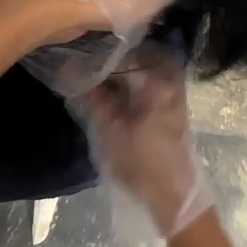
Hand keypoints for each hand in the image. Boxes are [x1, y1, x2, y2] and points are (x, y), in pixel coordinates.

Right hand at [81, 46, 211, 236]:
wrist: (173, 193)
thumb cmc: (140, 161)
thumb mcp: (110, 128)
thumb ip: (93, 95)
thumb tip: (72, 69)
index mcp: (155, 80)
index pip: (121, 53)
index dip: (97, 56)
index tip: (76, 60)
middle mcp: (169, 78)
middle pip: (133, 58)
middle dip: (108, 63)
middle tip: (83, 69)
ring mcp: (175, 90)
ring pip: (141, 70)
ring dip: (119, 74)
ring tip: (95, 82)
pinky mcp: (174, 104)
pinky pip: (149, 82)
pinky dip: (131, 84)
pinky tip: (113, 94)